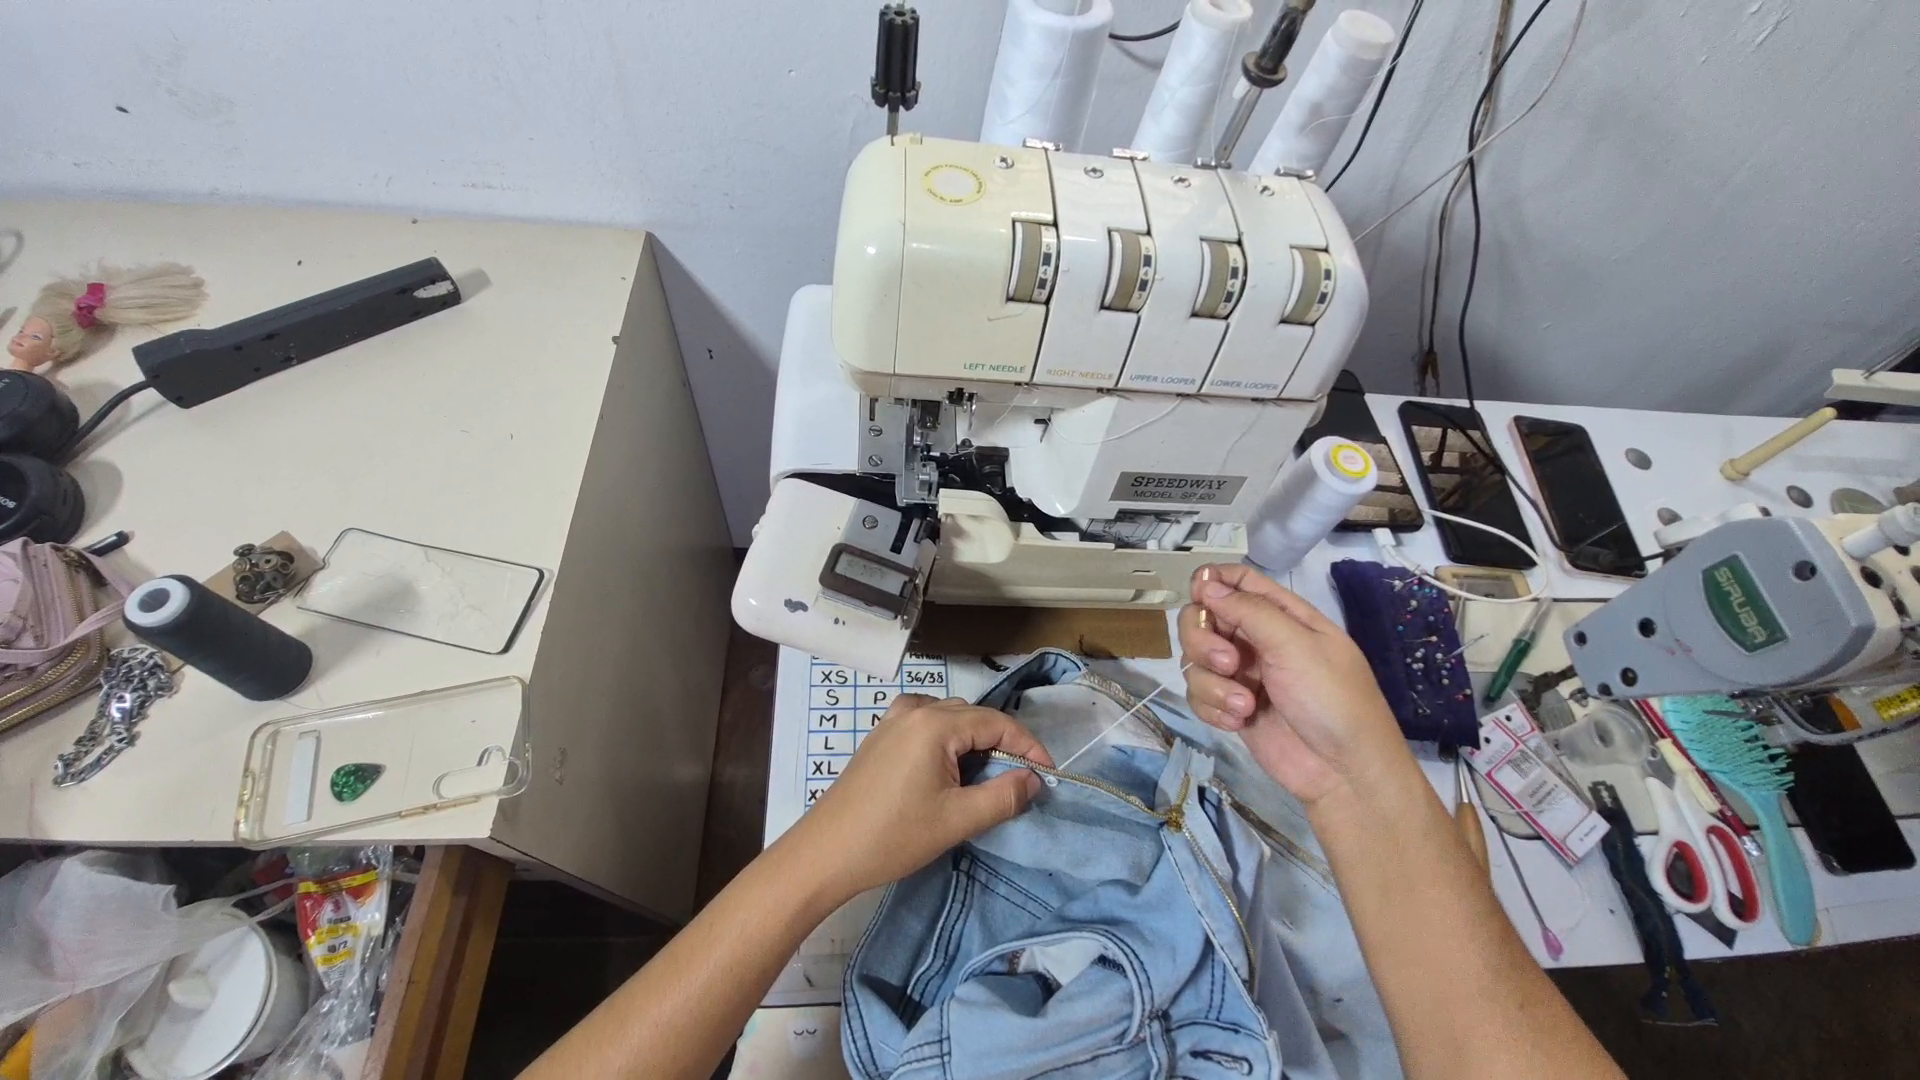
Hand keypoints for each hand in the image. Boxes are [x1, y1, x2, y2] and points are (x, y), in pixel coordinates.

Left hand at [787, 694, 1053, 901]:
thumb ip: (1003, 795)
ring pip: (951, 720)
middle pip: (974, 718)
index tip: (1047, 777)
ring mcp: (894, 720)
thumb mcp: (957, 820)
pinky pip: (927, 725)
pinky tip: (948, 771)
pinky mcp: (881, 736)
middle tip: (1017, 783)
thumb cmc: (893, 836)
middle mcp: (915, 709)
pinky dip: (947, 742)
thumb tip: (1033, 779)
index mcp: (935, 723)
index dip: (1028, 747)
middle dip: (1001, 746)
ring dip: (974, 744)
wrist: (826, 853)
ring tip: (985, 781)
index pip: (997, 722)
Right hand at [1177, 563, 1408, 805]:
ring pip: (1194, 660)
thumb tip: (1205, 583)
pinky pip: (1198, 694)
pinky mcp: (1228, 706)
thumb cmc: (1331, 699)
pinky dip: (1212, 707)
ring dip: (1212, 683)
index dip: (1211, 583)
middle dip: (1203, 640)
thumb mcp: (1297, 646)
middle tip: (1227, 663)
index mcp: (1281, 615)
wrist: (1343, 772)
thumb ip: (1249, 611)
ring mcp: (1241, 674)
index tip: (1200, 599)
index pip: (1237, 581)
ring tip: (1243, 705)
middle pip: (1202, 618)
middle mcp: (1256, 639)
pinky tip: (1238, 722)